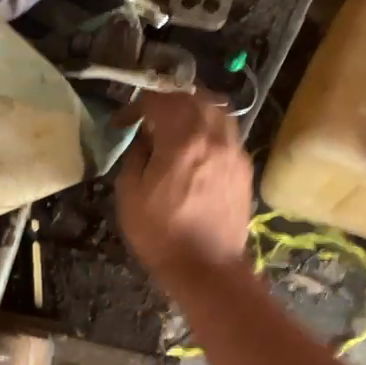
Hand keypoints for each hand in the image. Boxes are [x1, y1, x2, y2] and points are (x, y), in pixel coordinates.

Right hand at [114, 92, 252, 282]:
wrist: (206, 266)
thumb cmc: (159, 232)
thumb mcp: (129, 193)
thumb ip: (135, 156)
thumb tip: (144, 139)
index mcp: (182, 141)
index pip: (159, 101)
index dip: (135, 106)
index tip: (122, 123)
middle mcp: (214, 137)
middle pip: (194, 97)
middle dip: (167, 100)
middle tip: (149, 116)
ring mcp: (234, 151)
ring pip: (218, 110)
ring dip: (193, 109)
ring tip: (174, 125)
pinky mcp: (243, 167)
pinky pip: (227, 132)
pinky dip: (209, 128)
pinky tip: (195, 147)